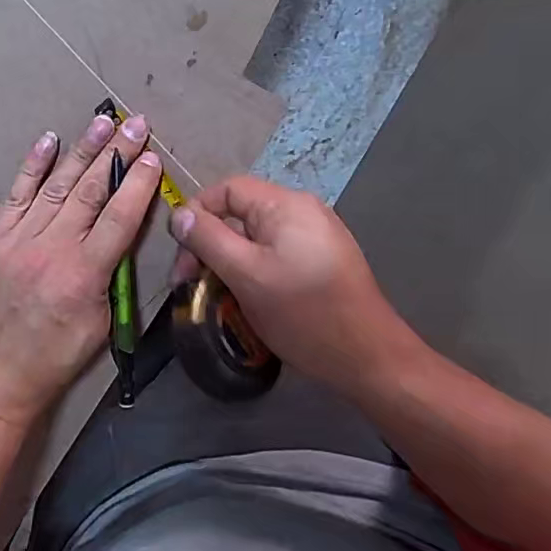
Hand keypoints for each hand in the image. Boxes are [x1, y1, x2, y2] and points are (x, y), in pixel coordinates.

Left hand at [0, 110, 162, 427]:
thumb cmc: (51, 360)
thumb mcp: (98, 326)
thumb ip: (111, 277)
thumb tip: (119, 236)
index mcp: (82, 276)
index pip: (118, 218)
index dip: (138, 185)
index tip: (152, 156)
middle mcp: (49, 249)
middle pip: (89, 191)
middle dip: (116, 154)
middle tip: (135, 122)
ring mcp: (17, 238)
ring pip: (56, 185)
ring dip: (82, 151)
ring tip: (102, 122)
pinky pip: (17, 193)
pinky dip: (34, 165)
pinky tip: (50, 140)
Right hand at [169, 176, 425, 389]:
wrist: (371, 360)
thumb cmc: (304, 315)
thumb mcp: (246, 275)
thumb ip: (207, 239)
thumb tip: (179, 214)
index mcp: (285, 204)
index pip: (225, 190)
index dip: (196, 215)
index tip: (183, 257)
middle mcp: (303, 210)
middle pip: (239, 212)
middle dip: (209, 243)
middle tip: (192, 283)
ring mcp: (316, 235)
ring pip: (254, 235)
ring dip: (228, 259)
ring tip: (217, 293)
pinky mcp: (323, 259)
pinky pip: (274, 252)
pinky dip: (252, 268)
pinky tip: (247, 297)